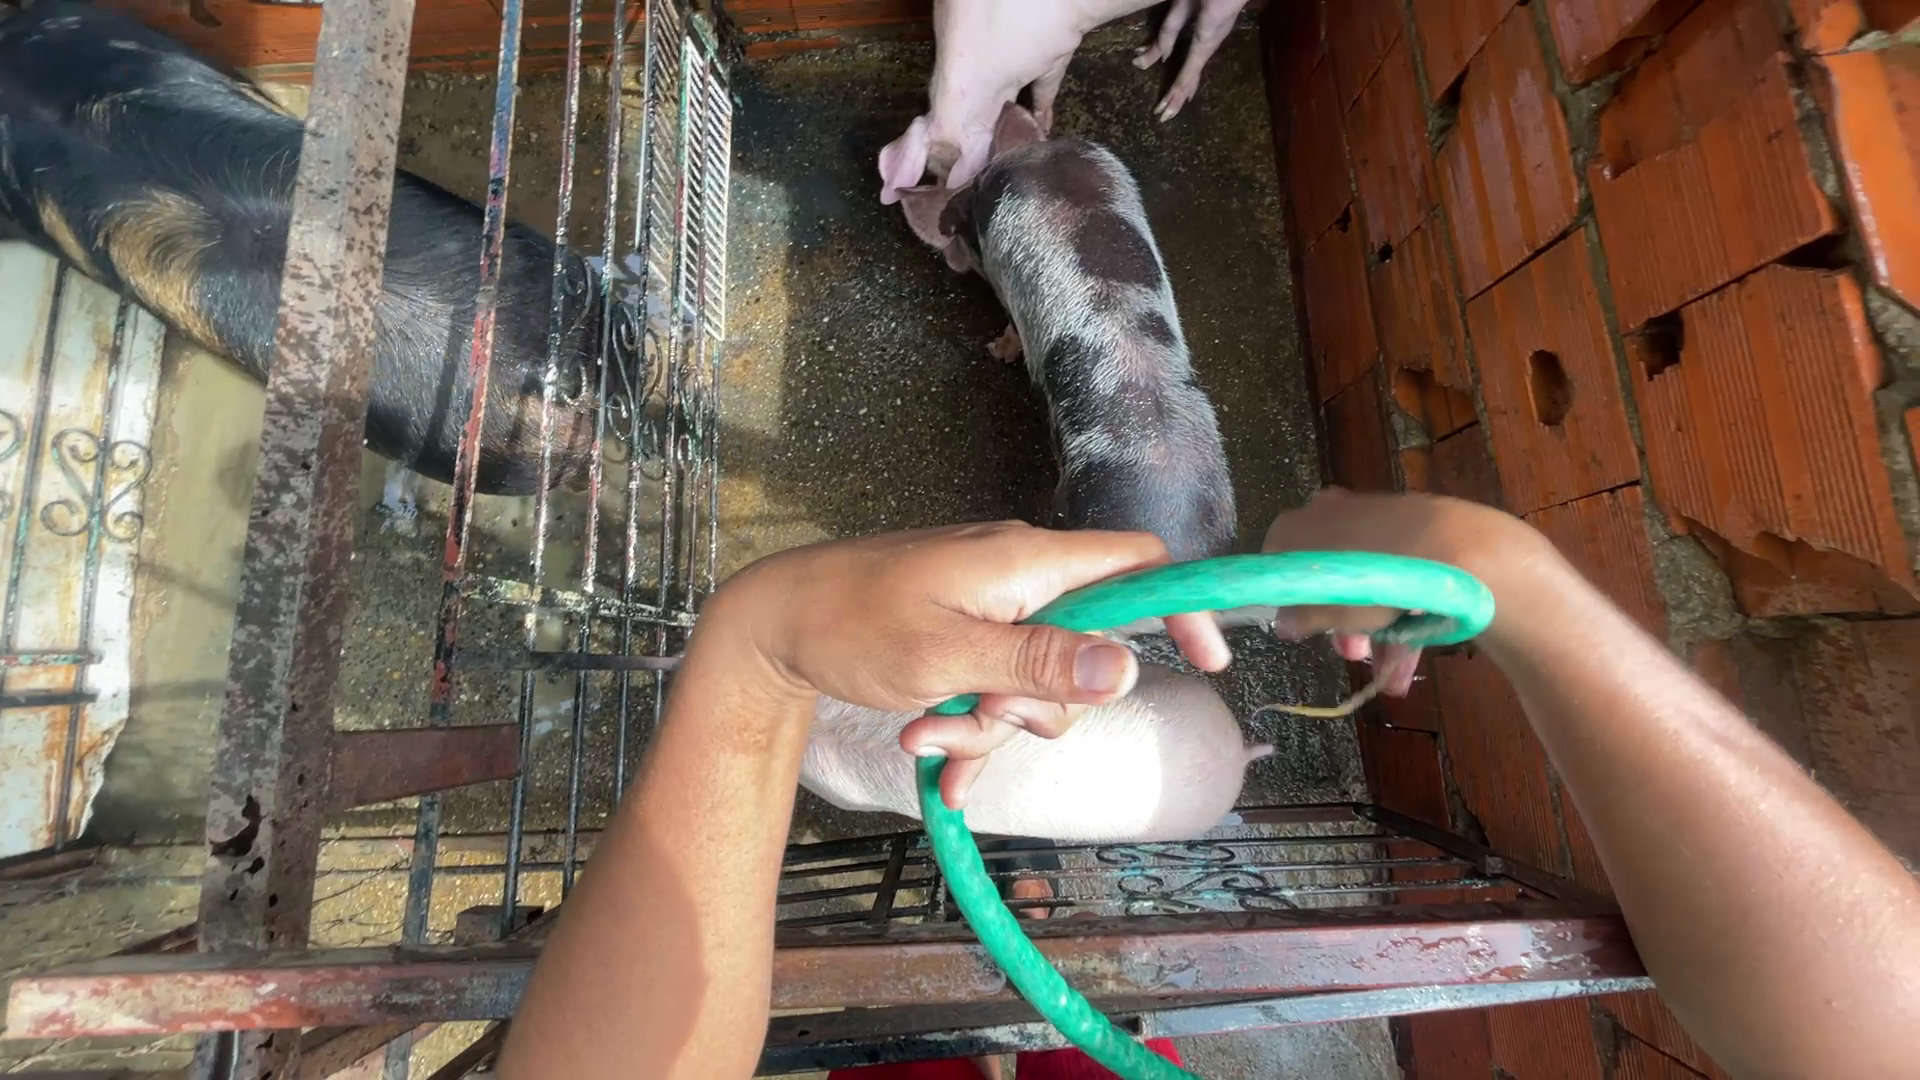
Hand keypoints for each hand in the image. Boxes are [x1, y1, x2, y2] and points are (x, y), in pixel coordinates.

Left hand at [706, 521, 1230, 804]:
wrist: (775, 623)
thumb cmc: (854, 624)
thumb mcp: (948, 653)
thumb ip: (1038, 661)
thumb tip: (1127, 668)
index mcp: (1028, 562)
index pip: (1137, 564)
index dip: (1181, 606)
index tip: (1208, 662)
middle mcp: (1019, 579)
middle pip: (1085, 648)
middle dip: (1040, 704)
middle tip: (973, 716)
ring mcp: (991, 608)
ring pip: (1035, 682)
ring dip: (990, 725)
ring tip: (925, 739)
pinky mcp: (964, 634)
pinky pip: (996, 688)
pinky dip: (973, 727)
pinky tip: (936, 768)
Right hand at [1260, 488, 1547, 693]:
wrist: (1458, 549)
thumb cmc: (1372, 579)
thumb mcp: (1325, 609)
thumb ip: (1298, 617)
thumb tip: (1283, 623)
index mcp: (1298, 526)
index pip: (1277, 563)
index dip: (1289, 600)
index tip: (1304, 628)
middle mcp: (1331, 514)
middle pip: (1326, 574)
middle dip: (1340, 622)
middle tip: (1352, 653)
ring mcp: (1377, 519)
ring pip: (1366, 578)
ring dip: (1376, 628)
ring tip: (1390, 673)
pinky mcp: (1418, 527)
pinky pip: (1398, 572)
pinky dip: (1403, 611)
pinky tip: (1415, 652)